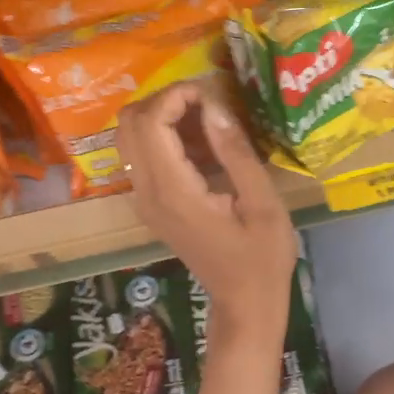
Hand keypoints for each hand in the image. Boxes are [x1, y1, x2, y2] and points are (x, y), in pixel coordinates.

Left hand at [115, 81, 296, 347]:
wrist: (244, 302)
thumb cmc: (262, 258)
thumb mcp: (263, 204)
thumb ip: (237, 153)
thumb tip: (215, 106)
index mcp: (174, 192)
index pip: (152, 123)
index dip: (177, 96)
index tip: (213, 92)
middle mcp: (148, 193)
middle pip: (129, 123)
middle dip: (165, 101)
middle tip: (208, 102)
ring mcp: (145, 201)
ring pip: (130, 138)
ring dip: (162, 117)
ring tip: (207, 121)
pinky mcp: (151, 206)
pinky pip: (143, 157)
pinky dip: (164, 138)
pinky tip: (202, 146)